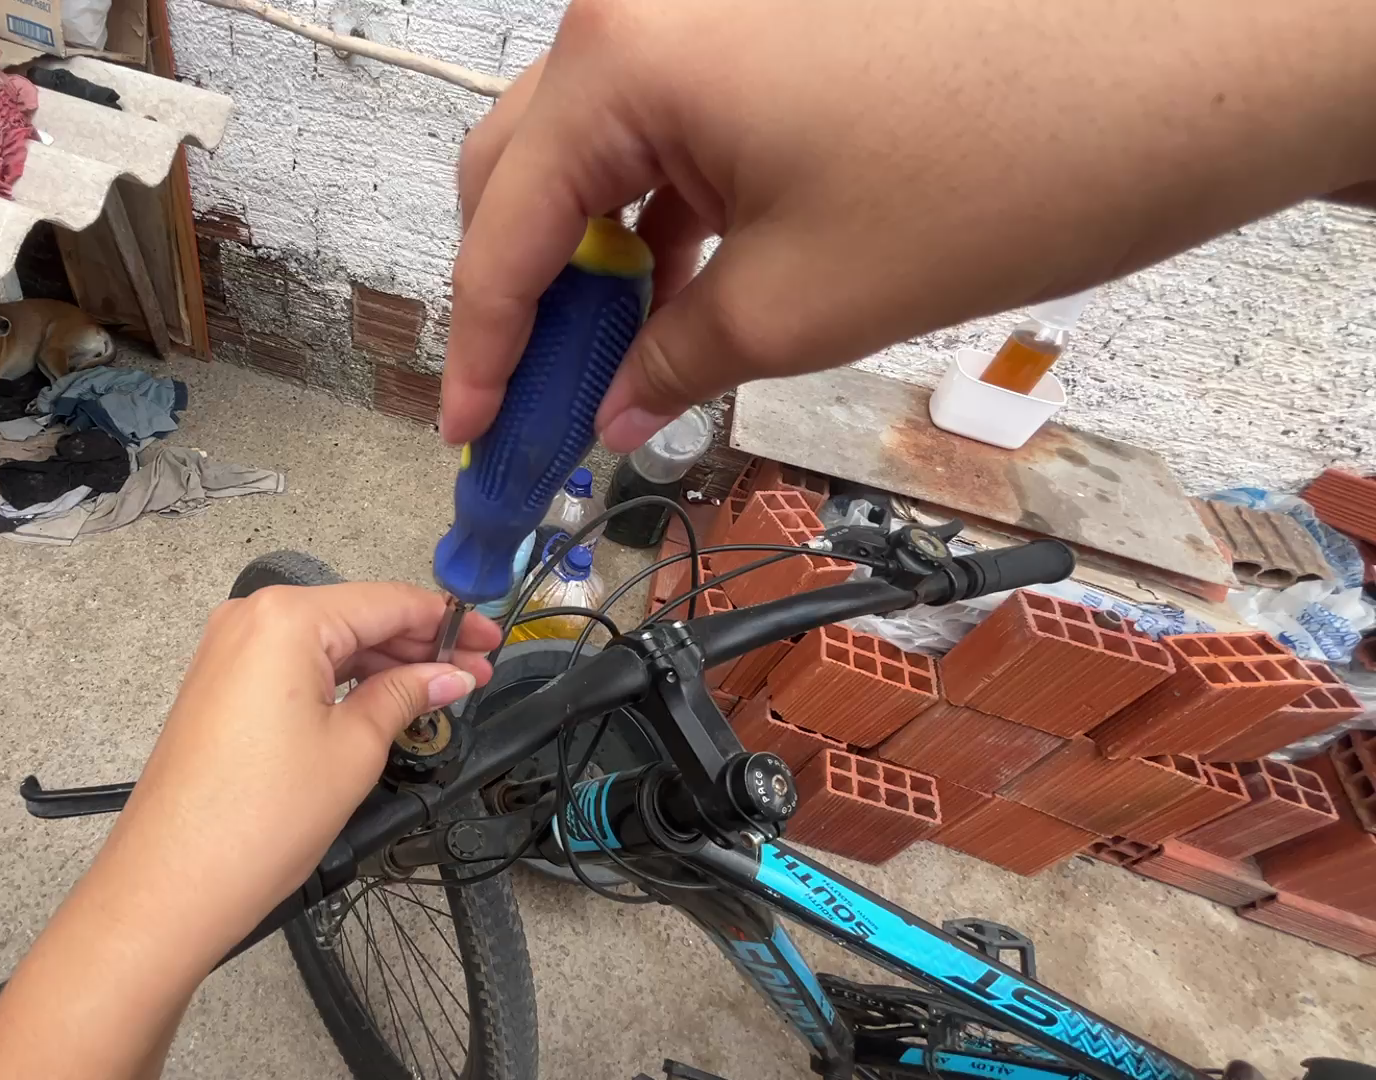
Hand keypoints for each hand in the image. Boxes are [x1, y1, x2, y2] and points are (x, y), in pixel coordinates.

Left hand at [102, 580, 499, 961]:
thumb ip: (406, 695)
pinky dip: (341, 678)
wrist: (169, 887)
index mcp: (287, 618)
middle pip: (356, 616)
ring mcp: (230, 649)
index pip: (387, 602)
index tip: (488, 640)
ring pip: (327, 641)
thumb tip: (450, 675)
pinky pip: (297, 663)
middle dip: (418, 644)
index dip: (447, 621)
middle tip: (472, 670)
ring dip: (382, 662)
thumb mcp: (354, 748)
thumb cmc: (259, 818)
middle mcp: (252, 618)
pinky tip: (382, 695)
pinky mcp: (222, 682)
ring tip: (438, 687)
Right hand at [443, 0, 1375, 451]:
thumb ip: (670, 366)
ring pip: (578, 152)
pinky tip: (673, 276)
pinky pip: (651, 128)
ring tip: (609, 348)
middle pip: (515, 176)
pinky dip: (643, 215)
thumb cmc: (1011, 167)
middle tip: (538, 389)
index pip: (502, 237)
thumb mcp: (802, 304)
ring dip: (578, 259)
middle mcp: (631, 8)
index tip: (468, 435)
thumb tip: (605, 420)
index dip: (479, 352)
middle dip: (514, 296)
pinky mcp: (750, 11)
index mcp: (623, 62)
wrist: (1257, 16)